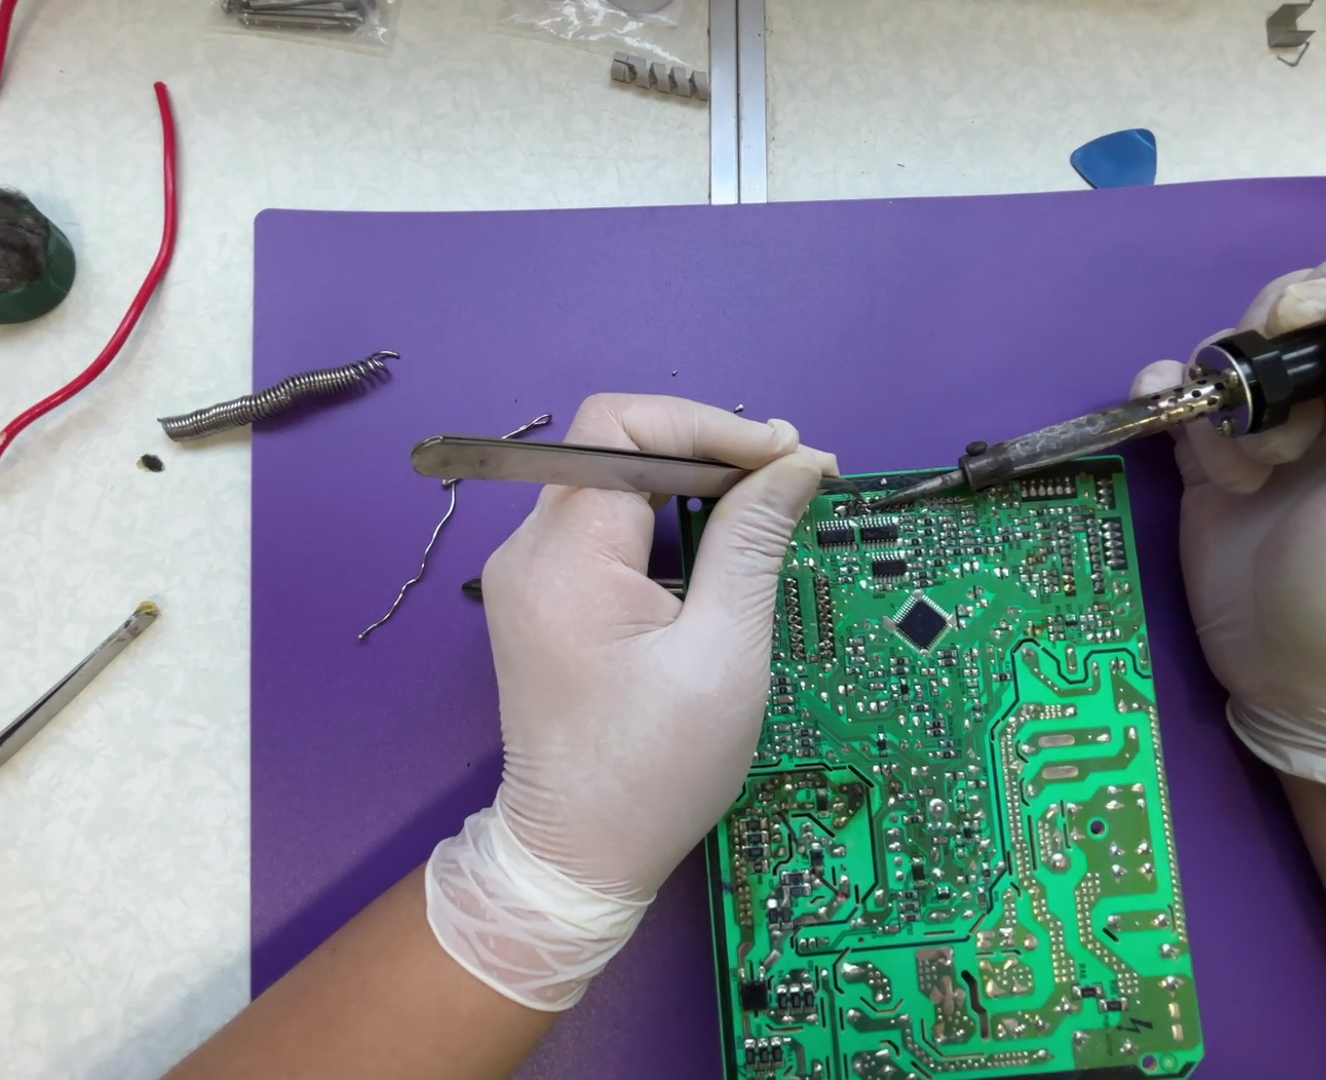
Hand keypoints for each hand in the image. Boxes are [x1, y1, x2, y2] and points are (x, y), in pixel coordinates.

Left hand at [426, 394, 834, 1008]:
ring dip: (691, 482)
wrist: (576, 853)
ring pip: (613, 482)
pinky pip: (605, 524)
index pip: (619, 426)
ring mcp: (529, 571)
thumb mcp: (724, 654)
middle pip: (616, 449)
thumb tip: (796, 463)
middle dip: (708, 450)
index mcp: (566, 556)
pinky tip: (716, 541)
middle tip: (789, 477)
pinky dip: (665, 518)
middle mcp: (530, 548)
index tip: (782, 454)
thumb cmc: (655, 769)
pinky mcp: (543, 594)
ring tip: (765, 504)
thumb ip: (752, 543)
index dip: (706, 423)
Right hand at [1134, 232, 1325, 786]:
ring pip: (1242, 347)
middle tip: (1264, 409)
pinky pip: (1183, 391)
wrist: (1307, 686)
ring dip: (1224, 391)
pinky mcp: (1217, 456)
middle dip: (1275, 338)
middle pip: (1318, 300)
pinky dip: (1168, 399)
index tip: (1307, 324)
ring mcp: (1288, 424)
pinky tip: (1179, 441)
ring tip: (1239, 465)